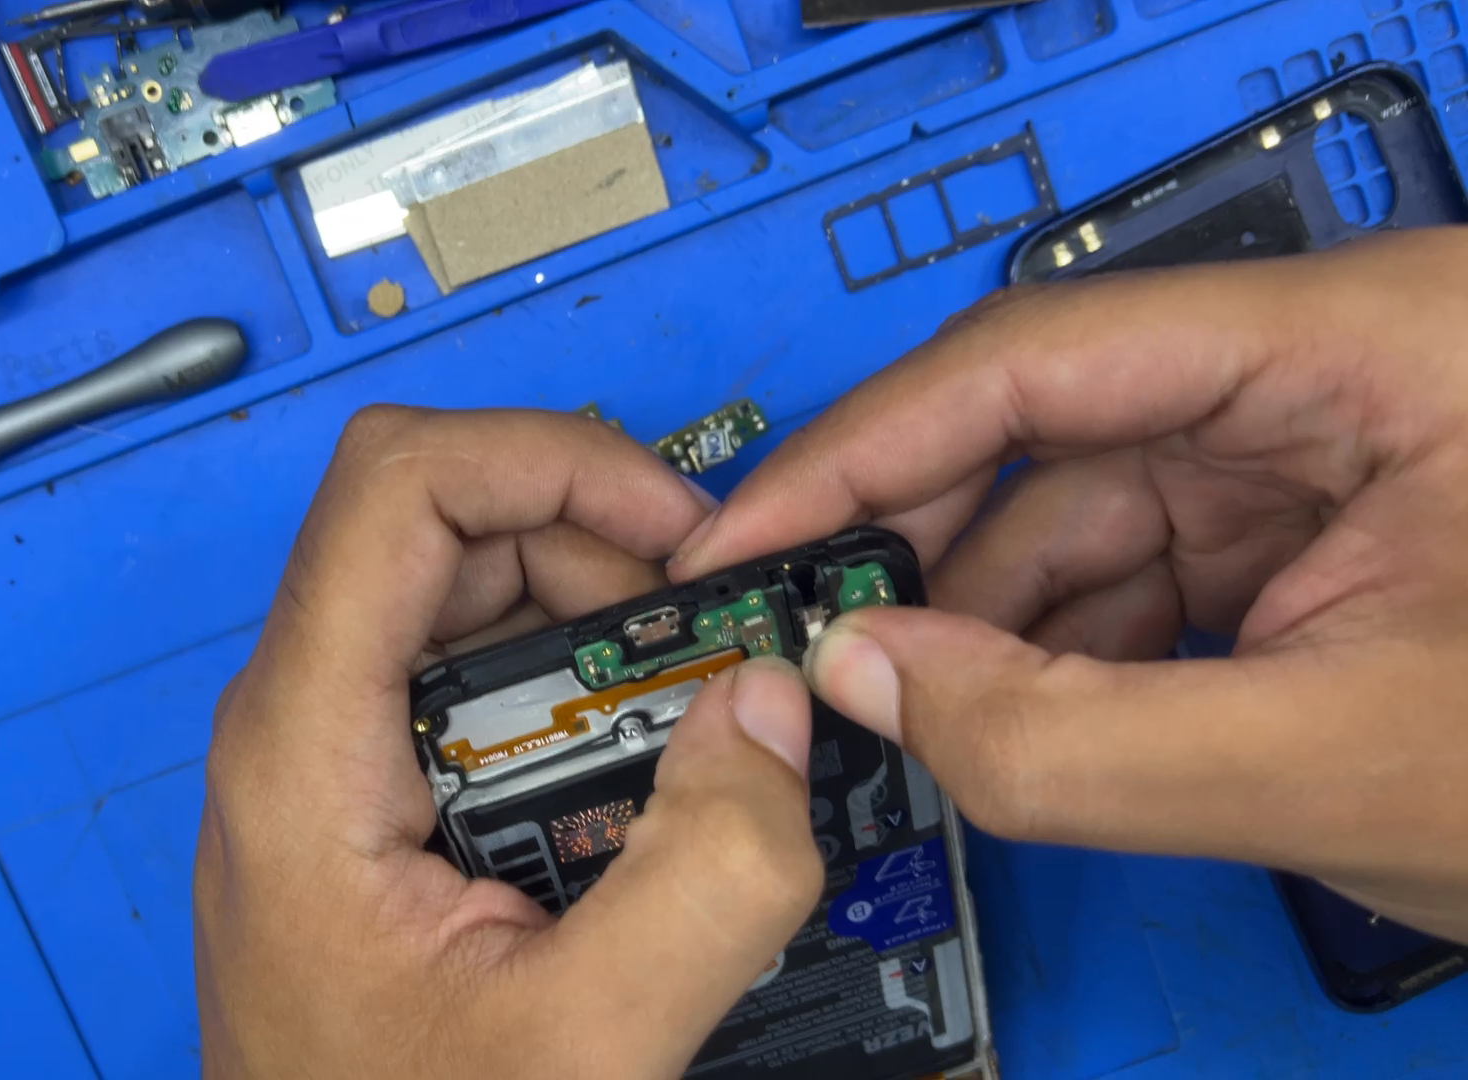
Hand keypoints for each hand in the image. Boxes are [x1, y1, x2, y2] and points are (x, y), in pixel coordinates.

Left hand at [195, 407, 823, 1077]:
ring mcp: (334, 718)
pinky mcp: (371, 750)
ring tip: (678, 682)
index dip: (546, 458)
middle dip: (592, 531)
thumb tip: (765, 704)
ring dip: (588, 589)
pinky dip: (568, 644)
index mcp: (304, 736)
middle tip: (704, 625)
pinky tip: (628, 722)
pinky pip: (473, 639)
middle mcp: (302, 697)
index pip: (400, 482)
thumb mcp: (583, 1049)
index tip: (678, 534)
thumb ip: (706, 881)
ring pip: (466, 564)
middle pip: (445, 510)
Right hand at [671, 230, 1467, 943]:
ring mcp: (1284, 455)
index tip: (736, 545)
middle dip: (907, 557)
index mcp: (1358, 345)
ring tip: (940, 715)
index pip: (1012, 364)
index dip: (845, 457)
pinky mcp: (1276, 530)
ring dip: (975, 629)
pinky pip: (1096, 579)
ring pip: (1043, 527)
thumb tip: (852, 676)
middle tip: (814, 646)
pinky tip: (1033, 719)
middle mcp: (1295, 376)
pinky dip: (1040, 656)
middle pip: (1010, 440)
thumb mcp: (1361, 772)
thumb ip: (1066, 740)